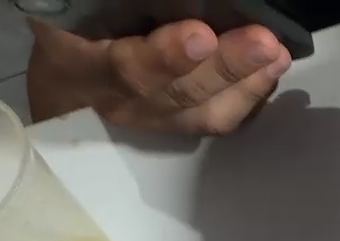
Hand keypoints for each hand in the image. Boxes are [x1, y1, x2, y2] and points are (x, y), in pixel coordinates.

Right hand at [26, 18, 289, 133]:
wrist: (61, 91)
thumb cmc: (63, 35)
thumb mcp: (68, 14)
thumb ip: (113, 3)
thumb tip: (175, 1)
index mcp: (83, 69)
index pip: (129, 69)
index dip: (168, 57)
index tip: (202, 34)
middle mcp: (124, 106)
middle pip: (182, 94)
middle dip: (228, 67)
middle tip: (265, 42)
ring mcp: (155, 122)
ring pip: (208, 115)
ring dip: (249, 86)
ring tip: (278, 56)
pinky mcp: (177, 129)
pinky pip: (218, 121)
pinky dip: (249, 99)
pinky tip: (271, 75)